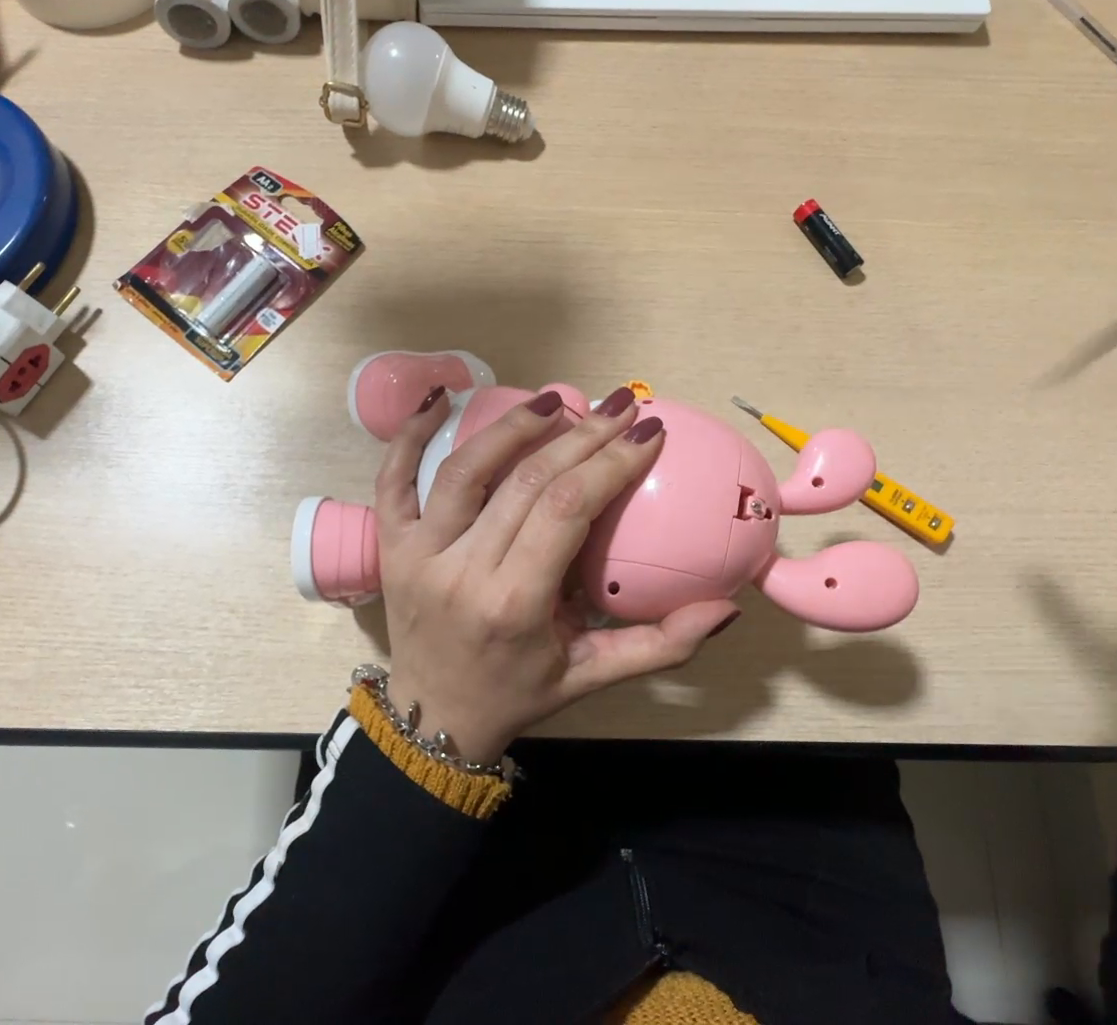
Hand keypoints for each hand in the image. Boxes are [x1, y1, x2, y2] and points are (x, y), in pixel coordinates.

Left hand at [372, 386, 740, 763]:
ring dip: (512, 426)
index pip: (568, 510)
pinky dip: (409, 434)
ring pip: (464, 470)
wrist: (433, 720)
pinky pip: (392, 480)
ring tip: (556, 401)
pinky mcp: (389, 546)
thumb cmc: (516, 694)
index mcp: (514, 604)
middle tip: (620, 406)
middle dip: (582, 436)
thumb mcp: (589, 678)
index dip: (612, 463)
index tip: (649, 431)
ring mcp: (417, 554)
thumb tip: (726, 609)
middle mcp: (461, 571)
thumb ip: (659, 646)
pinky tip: (440, 396)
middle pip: (527, 482)